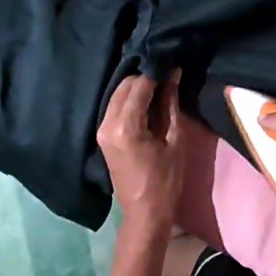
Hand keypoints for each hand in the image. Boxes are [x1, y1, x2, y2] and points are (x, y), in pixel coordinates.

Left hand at [97, 71, 186, 236]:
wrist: (144, 213)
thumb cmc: (165, 181)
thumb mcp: (174, 141)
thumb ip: (170, 105)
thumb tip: (172, 74)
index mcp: (125, 126)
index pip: (139, 85)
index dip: (156, 71)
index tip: (170, 62)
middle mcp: (107, 123)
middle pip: (123, 85)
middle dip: (144, 76)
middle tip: (166, 72)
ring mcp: (101, 129)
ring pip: (116, 94)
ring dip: (136, 86)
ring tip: (159, 84)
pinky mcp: (102, 135)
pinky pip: (114, 106)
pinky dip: (129, 98)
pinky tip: (146, 99)